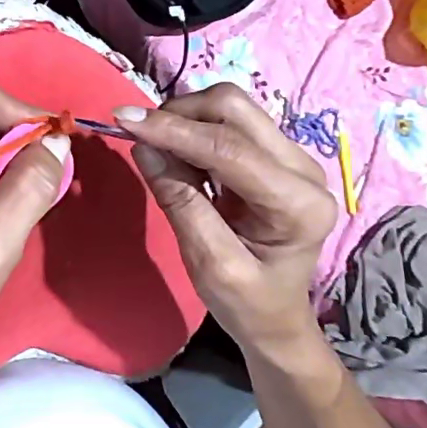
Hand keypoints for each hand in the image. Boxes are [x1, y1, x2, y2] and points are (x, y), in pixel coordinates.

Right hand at [114, 84, 337, 355]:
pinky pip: (229, 123)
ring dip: (185, 118)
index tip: (123, 118)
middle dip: (180, 114)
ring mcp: (292, 157)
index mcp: (298, 204)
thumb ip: (180, 202)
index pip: (229, 148)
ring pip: (231, 109)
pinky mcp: (275, 155)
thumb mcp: (208, 264)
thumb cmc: (246, 303)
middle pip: (235, 109)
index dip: (173, 129)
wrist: (276, 318)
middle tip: (141, 136)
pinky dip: (193, 129)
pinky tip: (176, 154)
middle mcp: (303, 169)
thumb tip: (143, 146)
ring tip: (157, 148)